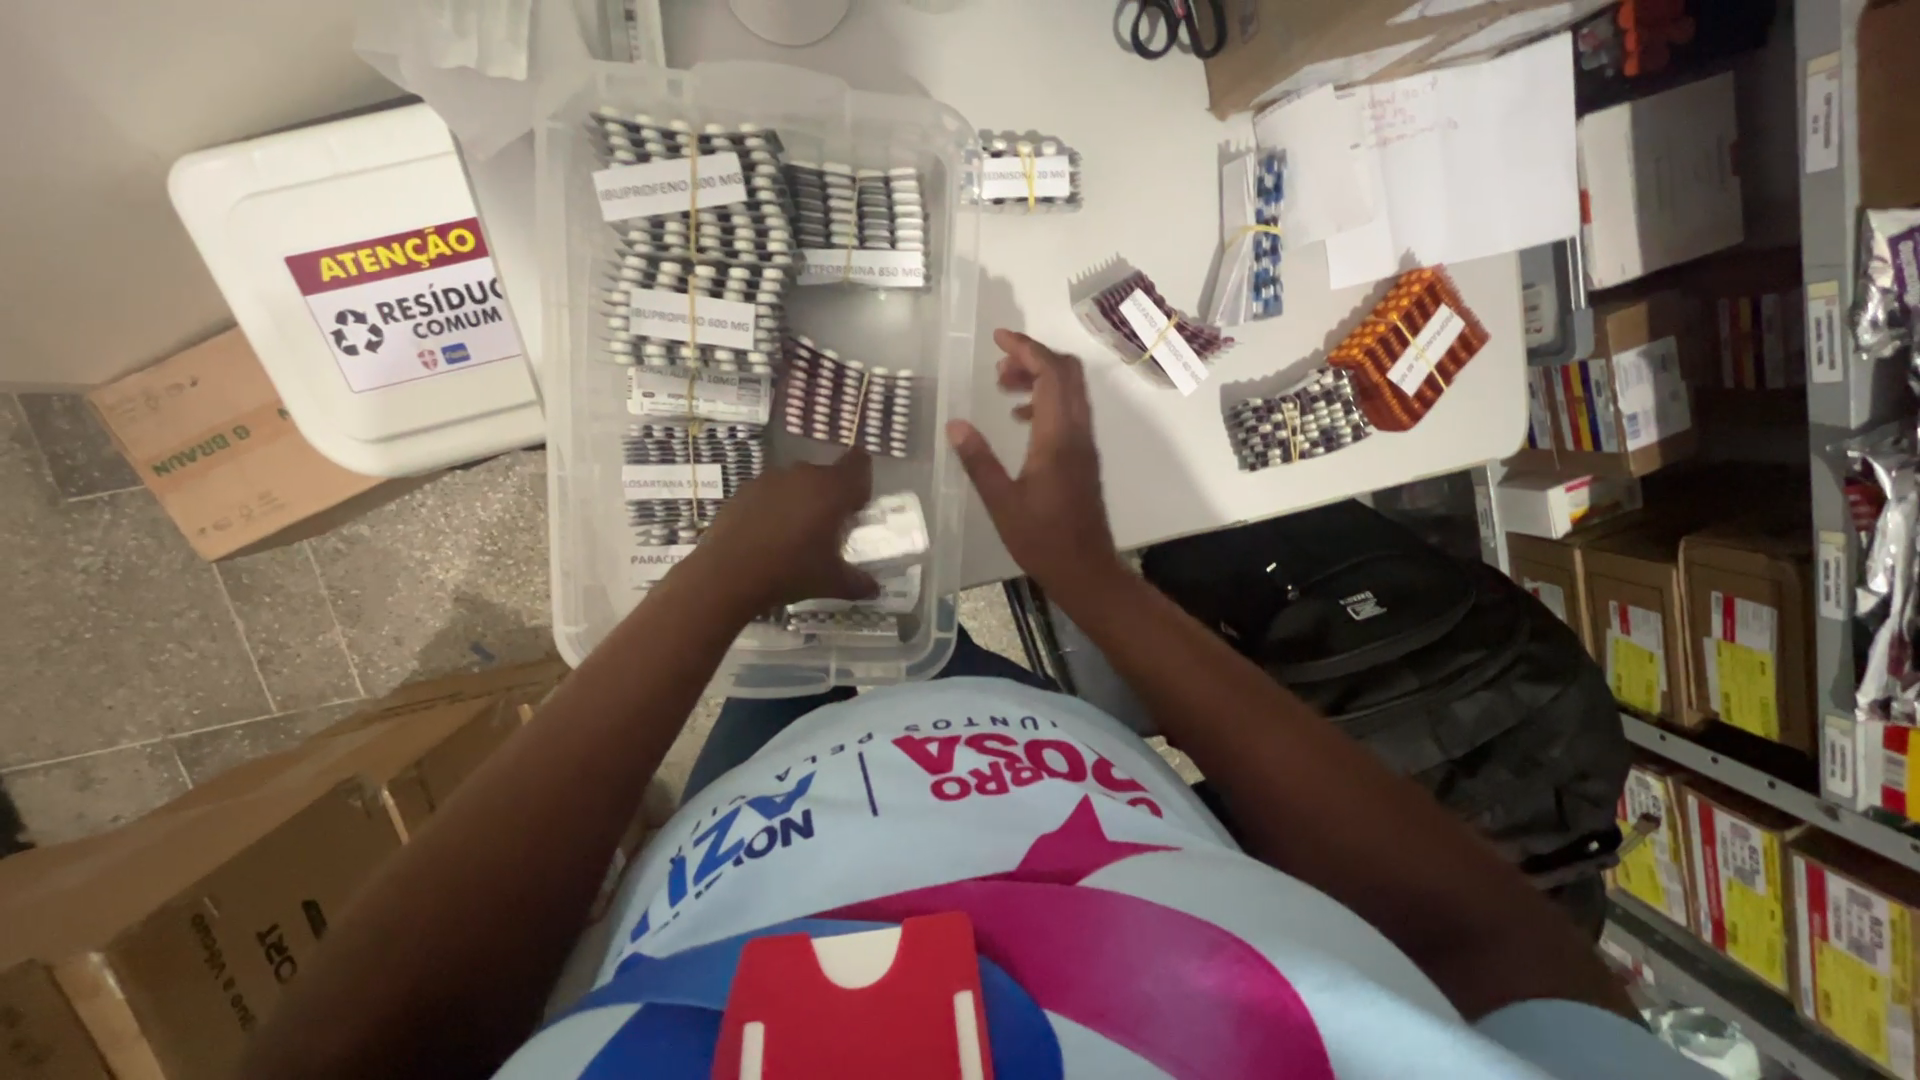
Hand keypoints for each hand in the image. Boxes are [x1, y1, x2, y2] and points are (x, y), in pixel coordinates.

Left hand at [686, 449, 878, 611]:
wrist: (728, 574)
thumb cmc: (791, 572)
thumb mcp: (832, 582)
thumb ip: (858, 582)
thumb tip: (875, 589)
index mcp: (832, 489)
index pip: (858, 462)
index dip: (861, 481)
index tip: (855, 506)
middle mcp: (803, 475)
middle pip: (826, 474)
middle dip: (830, 496)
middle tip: (827, 528)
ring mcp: (770, 479)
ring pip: (796, 482)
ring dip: (801, 501)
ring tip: (794, 534)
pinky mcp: (744, 490)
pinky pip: (770, 493)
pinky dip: (774, 508)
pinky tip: (767, 537)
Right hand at [948, 329, 1122, 596]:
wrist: (1085, 569)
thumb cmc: (1042, 540)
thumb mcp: (1001, 502)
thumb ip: (979, 461)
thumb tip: (955, 424)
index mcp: (1058, 438)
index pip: (1050, 373)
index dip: (1026, 348)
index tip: (998, 338)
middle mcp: (1078, 433)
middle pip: (1067, 373)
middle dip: (1033, 357)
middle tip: (997, 366)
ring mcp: (1085, 444)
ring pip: (1071, 391)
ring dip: (1040, 378)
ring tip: (1002, 388)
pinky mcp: (1084, 457)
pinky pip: (1070, 412)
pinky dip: (1046, 401)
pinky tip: (1018, 420)